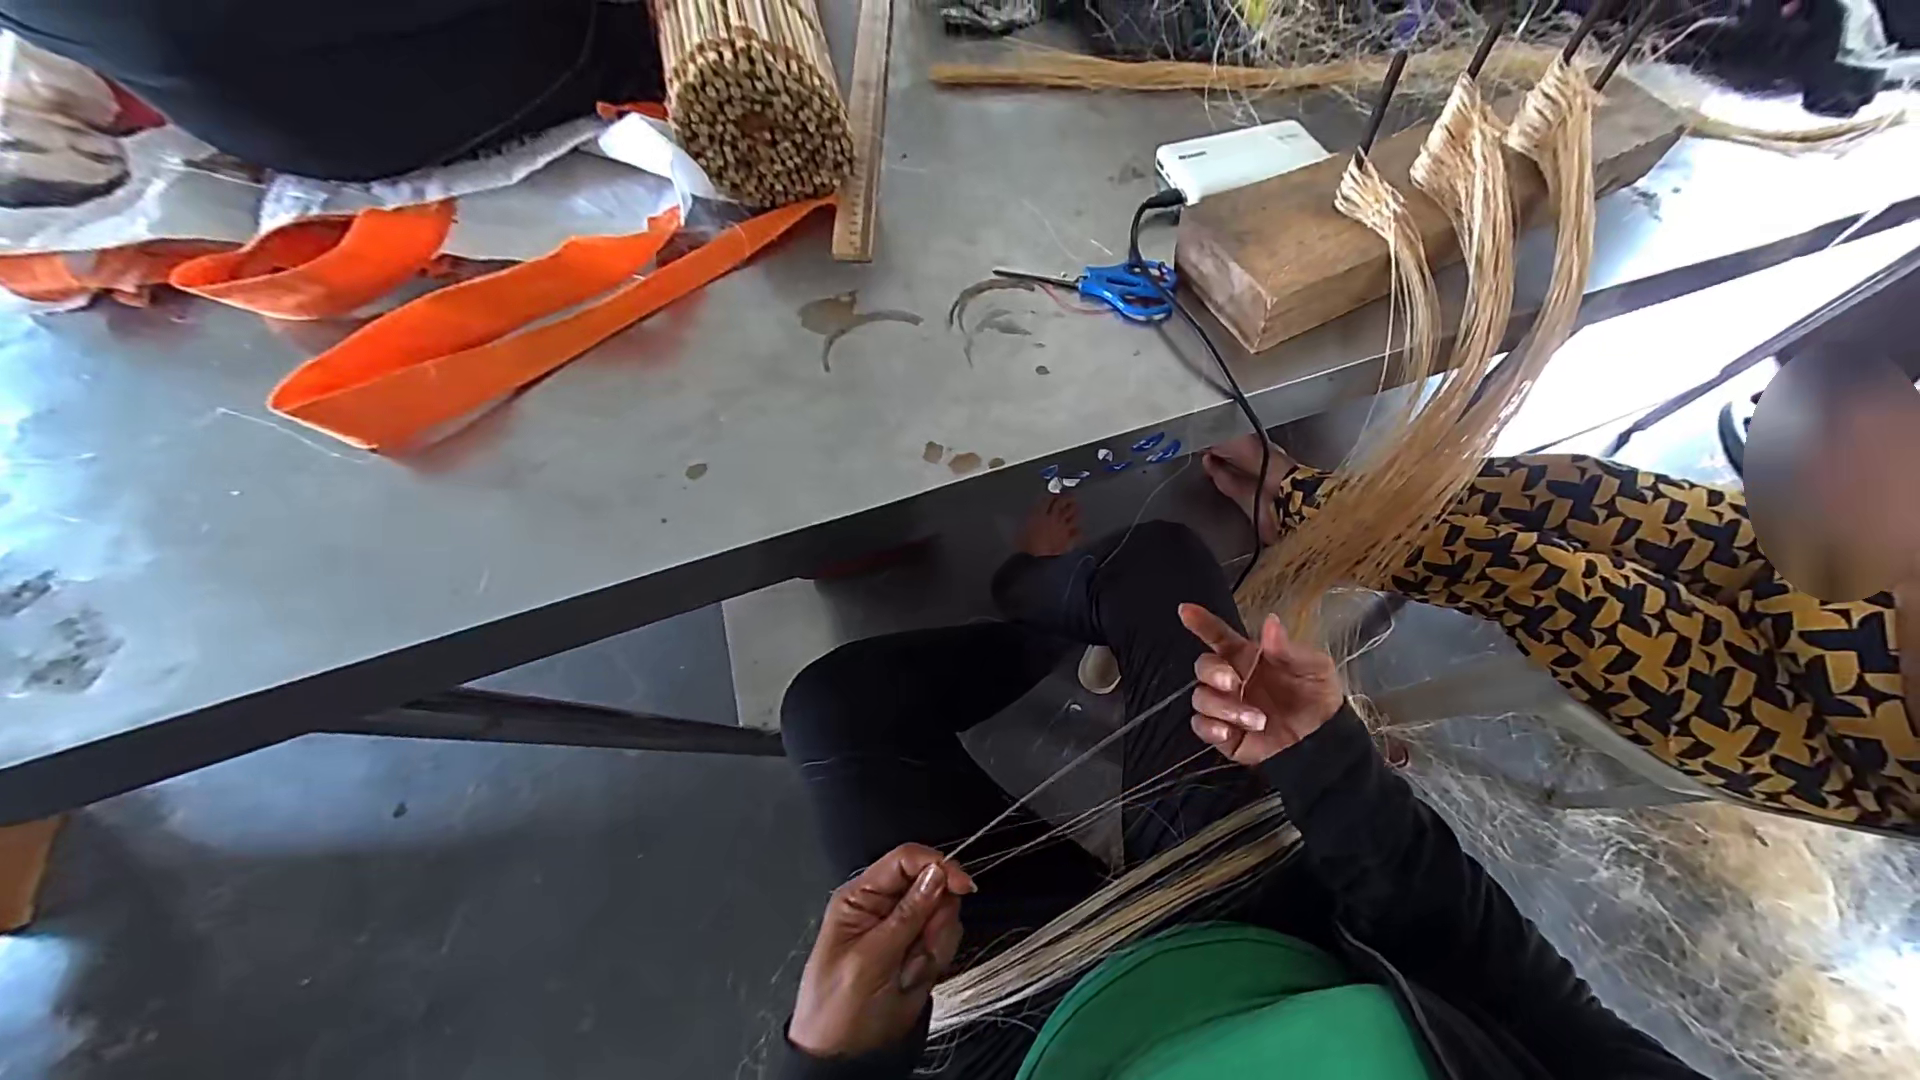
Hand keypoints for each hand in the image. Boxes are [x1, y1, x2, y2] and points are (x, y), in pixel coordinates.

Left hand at [789, 844, 975, 1058]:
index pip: (905, 860)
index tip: (961, 884)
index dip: (936, 864)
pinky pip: (946, 938)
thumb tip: (936, 873)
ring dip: (935, 943)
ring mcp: (904, 928)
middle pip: (932, 883)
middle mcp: (886, 905)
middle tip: (921, 949)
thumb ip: (906, 915)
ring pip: (943, 912)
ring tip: (909, 972)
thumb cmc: (838, 1009)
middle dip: (935, 917)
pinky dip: (938, 959)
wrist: (844, 1061)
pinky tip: (914, 979)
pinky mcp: (919, 949)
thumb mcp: (869, 960)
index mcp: (863, 896)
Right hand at [1178, 603, 1343, 765]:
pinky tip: (1230, 732)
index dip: (1201, 622)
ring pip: (1200, 698)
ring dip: (1223, 707)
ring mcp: (1224, 706)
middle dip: (1212, 672)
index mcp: (1246, 657)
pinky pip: (1200, 726)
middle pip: (1202, 666)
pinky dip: (1211, 728)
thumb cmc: (1317, 697)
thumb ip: (1287, 648)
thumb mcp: (1313, 667)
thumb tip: (1271, 622)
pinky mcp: (1222, 733)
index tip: (1186, 611)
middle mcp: (1230, 679)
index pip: (1217, 635)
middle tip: (1232, 683)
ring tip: (1256, 720)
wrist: (1326, 742)